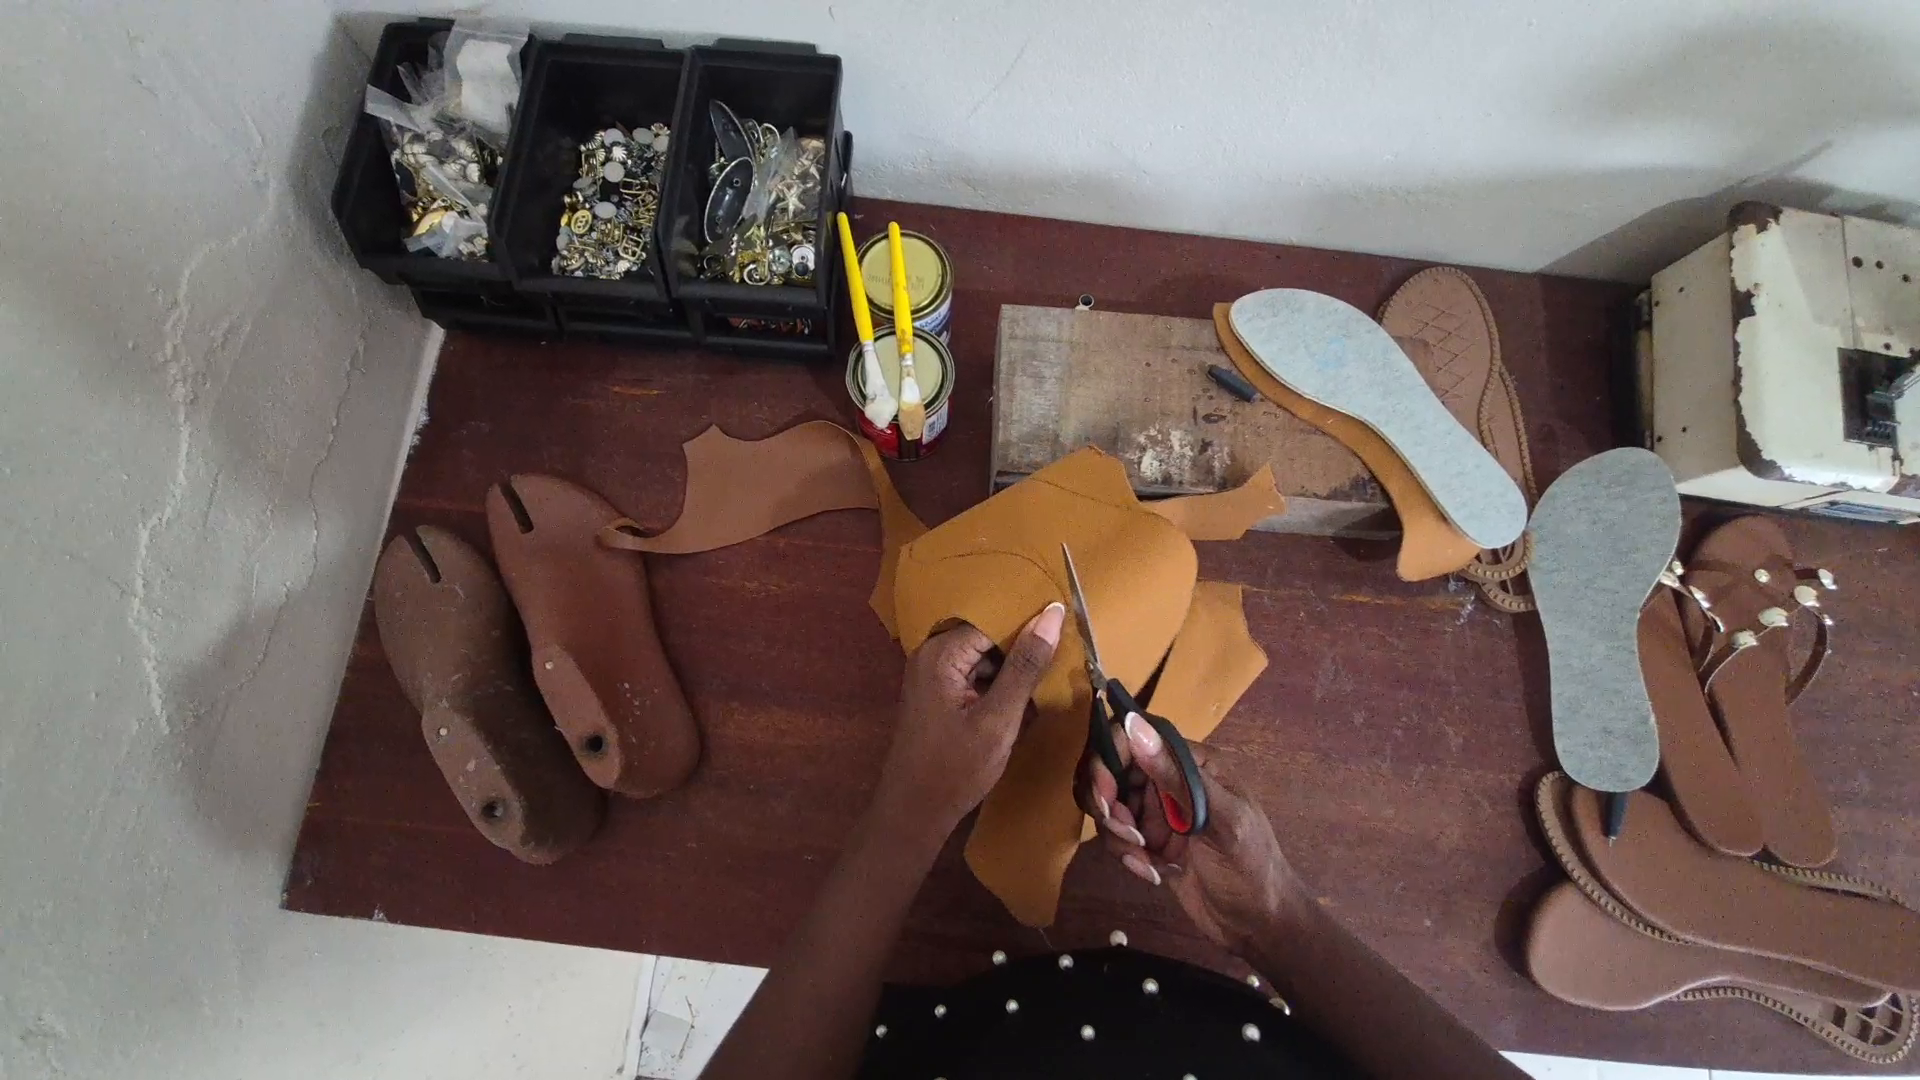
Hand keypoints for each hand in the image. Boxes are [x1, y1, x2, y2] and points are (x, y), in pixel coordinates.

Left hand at [873, 603, 1064, 839]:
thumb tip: (1052, 613)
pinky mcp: (938, 691)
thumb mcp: (999, 718)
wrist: (913, 813)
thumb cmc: (955, 768)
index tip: (1066, 626)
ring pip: (983, 654)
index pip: (993, 619)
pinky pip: (975, 672)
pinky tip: (1025, 695)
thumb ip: (1026, 665)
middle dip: (1022, 644)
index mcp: (941, 652)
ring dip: (1014, 665)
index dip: (1029, 622)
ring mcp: (932, 672)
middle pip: (987, 634)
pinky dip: (999, 682)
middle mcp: (931, 653)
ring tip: (1052, 672)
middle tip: (1064, 652)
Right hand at [1075, 715, 1301, 955]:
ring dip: (1116, 832)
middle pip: (1112, 768)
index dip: (1110, 758)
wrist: (1260, 927)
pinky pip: (1115, 834)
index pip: (1135, 736)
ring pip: (1108, 803)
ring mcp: (1156, 810)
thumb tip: (1134, 724)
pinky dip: (1124, 853)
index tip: (1106, 795)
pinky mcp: (1147, 840)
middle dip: (1108, 802)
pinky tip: (1153, 872)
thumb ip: (1177, 774)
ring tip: (1145, 858)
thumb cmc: (1253, 866)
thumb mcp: (1222, 820)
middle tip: (1127, 833)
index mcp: (1191, 762)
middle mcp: (1168, 779)